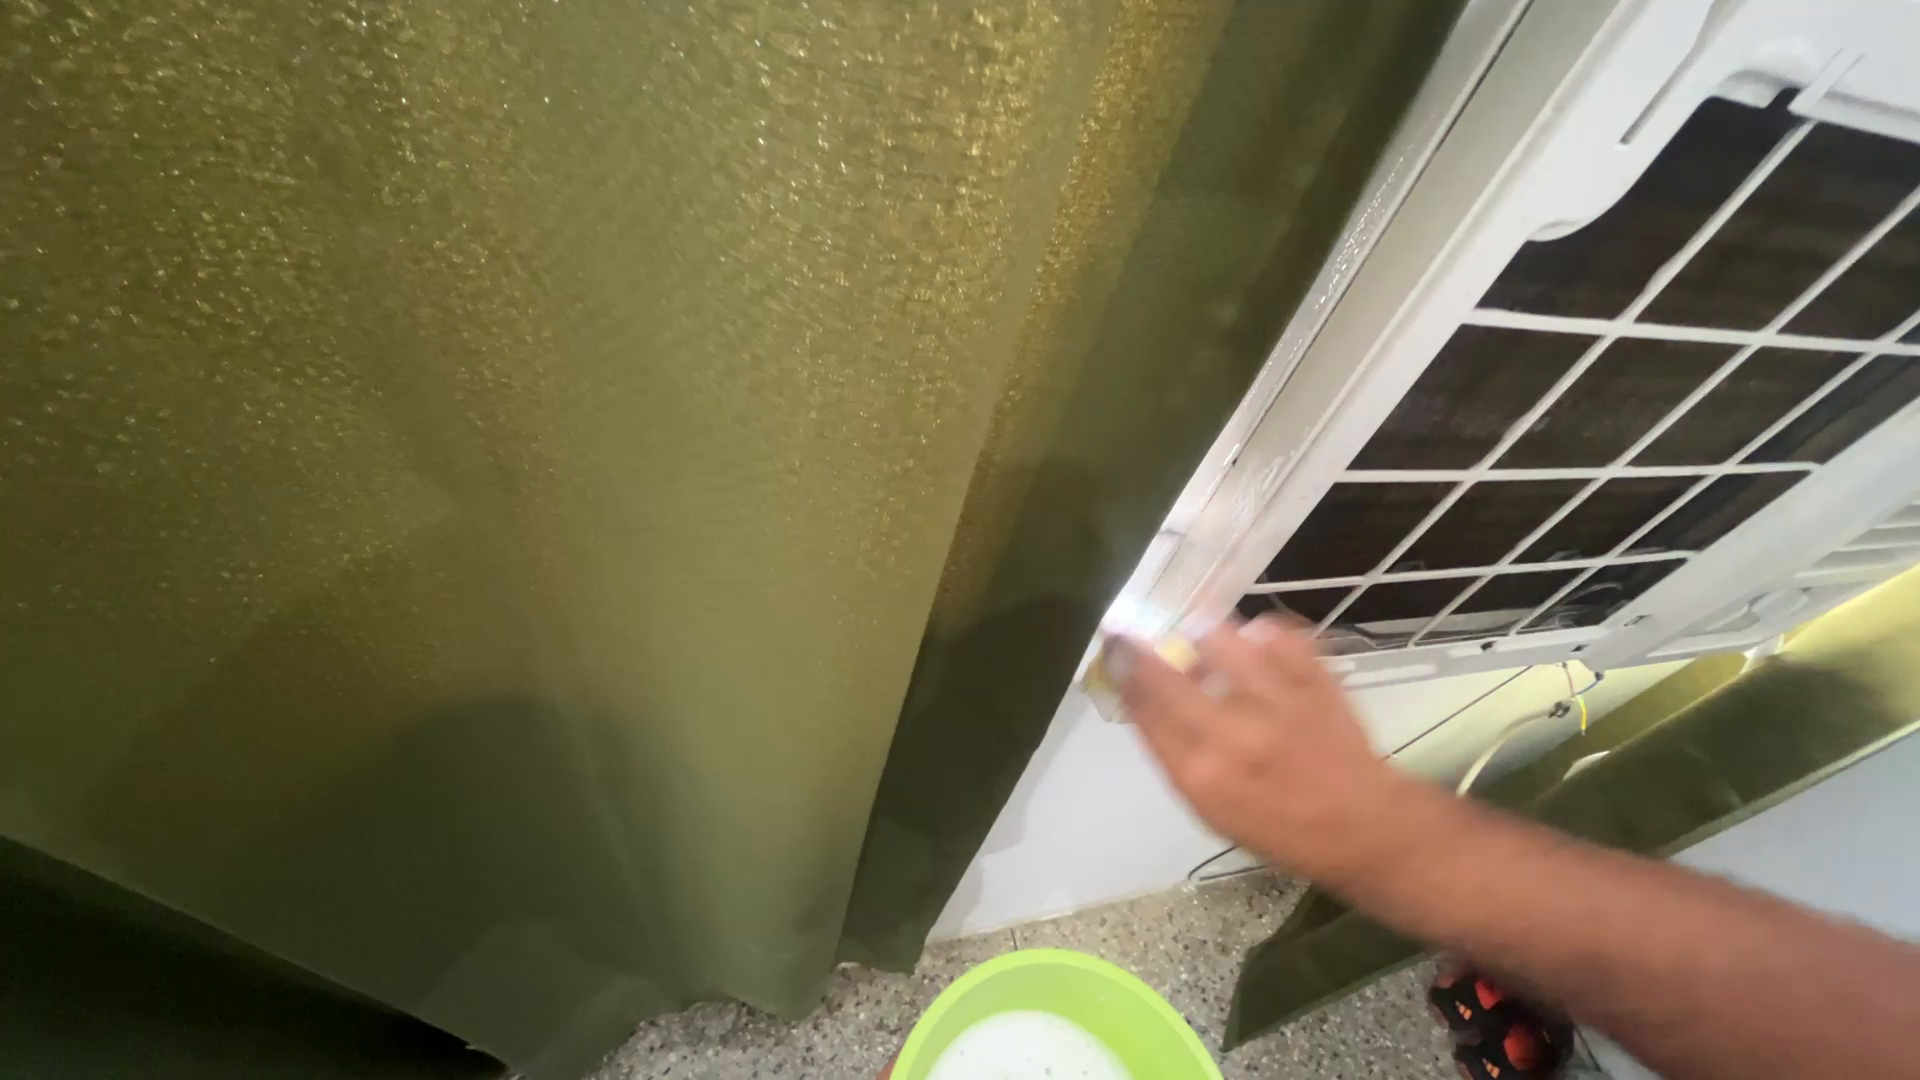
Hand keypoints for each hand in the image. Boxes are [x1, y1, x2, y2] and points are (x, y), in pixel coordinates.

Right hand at [1104, 616, 1404, 876]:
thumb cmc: (1278, 825)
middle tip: (1129, 631)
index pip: (1143, 708)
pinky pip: (1278, 633)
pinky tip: (1255, 644)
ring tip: (1201, 635)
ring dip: (1201, 633)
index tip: (1113, 651)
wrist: (1363, 828)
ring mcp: (1278, 703)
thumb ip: (1172, 753)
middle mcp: (1233, 735)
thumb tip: (1139, 699)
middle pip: (1165, 673)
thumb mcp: (1210, 808)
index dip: (1120, 671)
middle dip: (1137, 646)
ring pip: (1220, 639)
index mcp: (1201, 773)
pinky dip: (1262, 632)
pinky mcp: (1315, 682)